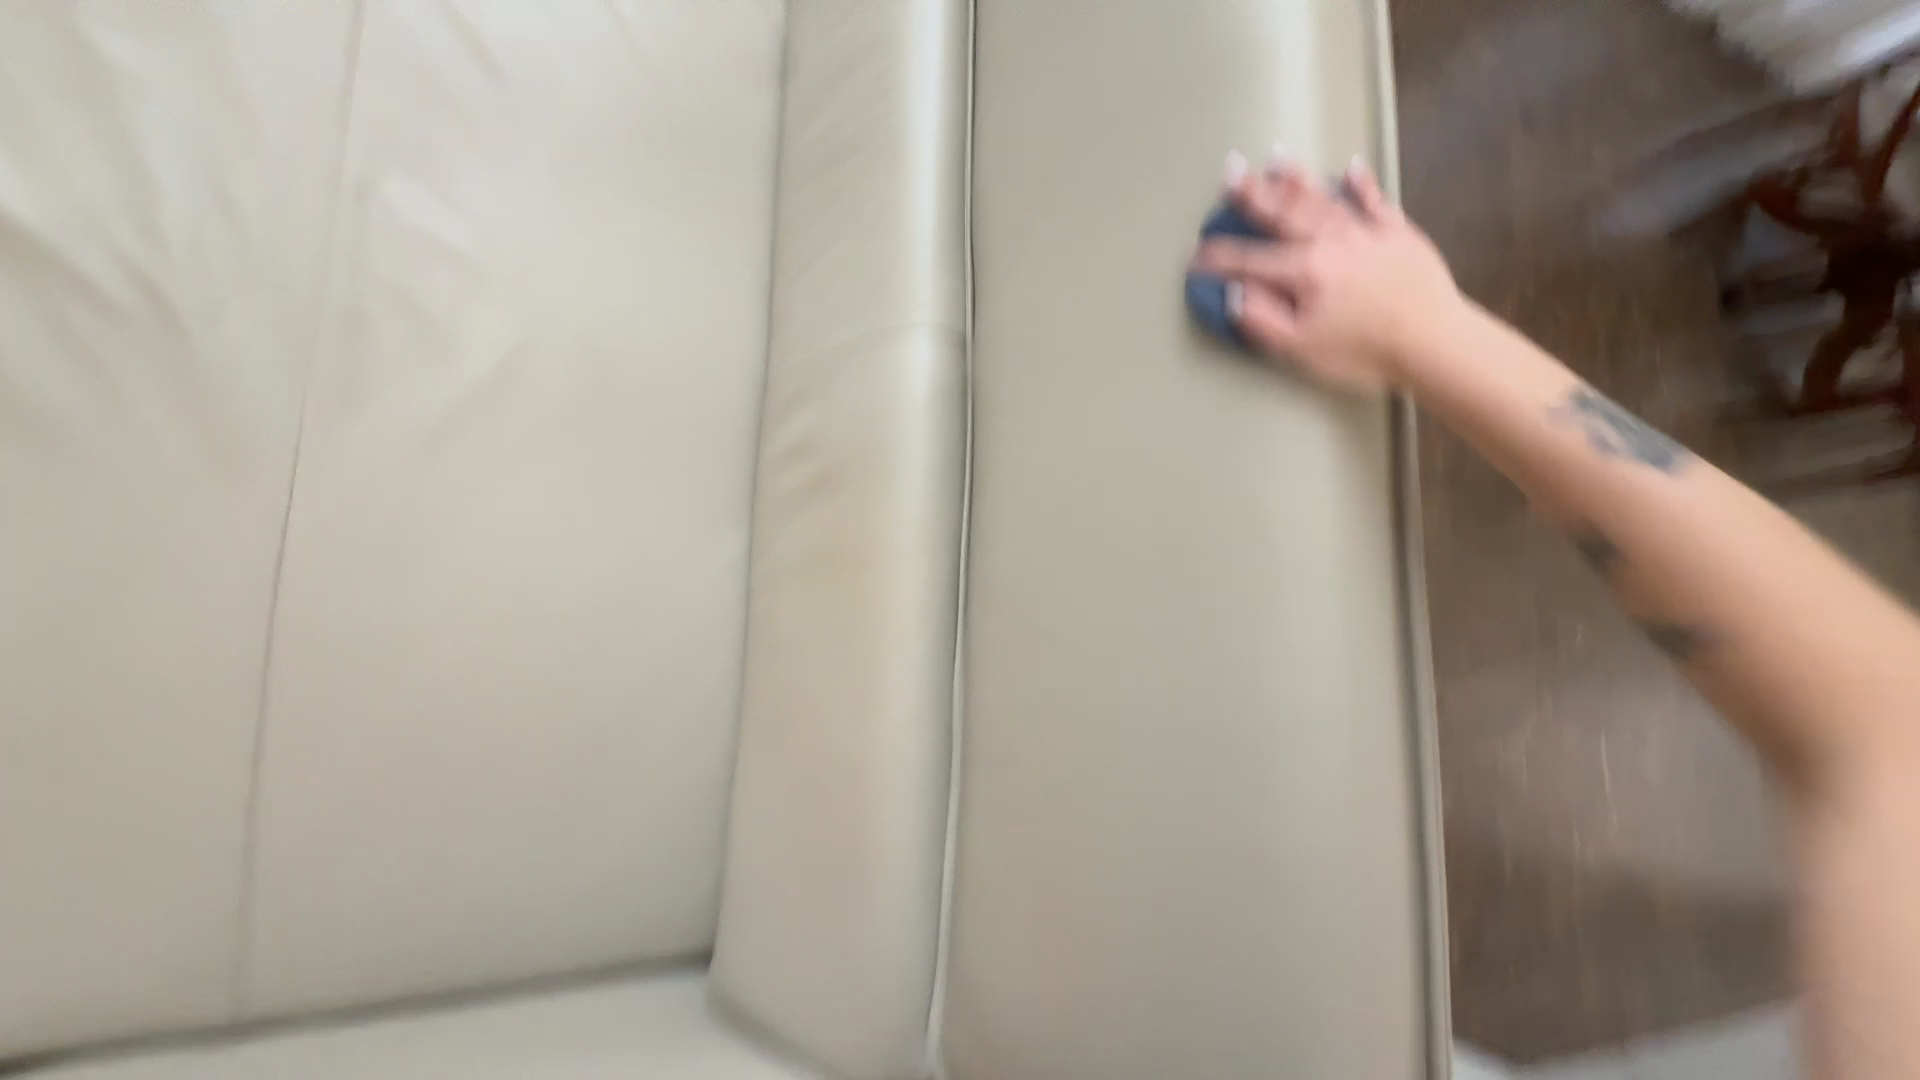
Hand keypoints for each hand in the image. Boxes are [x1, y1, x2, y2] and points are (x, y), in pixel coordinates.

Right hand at [1193, 152, 1464, 393]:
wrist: (1434, 340)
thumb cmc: (1362, 351)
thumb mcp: (1300, 348)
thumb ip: (1262, 321)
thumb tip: (1236, 296)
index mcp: (1303, 272)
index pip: (1250, 262)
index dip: (1218, 259)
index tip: (1194, 254)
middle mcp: (1330, 242)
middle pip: (1284, 213)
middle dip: (1252, 194)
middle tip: (1230, 171)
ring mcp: (1366, 233)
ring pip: (1323, 199)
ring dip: (1296, 179)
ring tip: (1275, 157)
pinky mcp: (1398, 234)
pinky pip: (1375, 201)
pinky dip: (1361, 184)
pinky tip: (1351, 167)